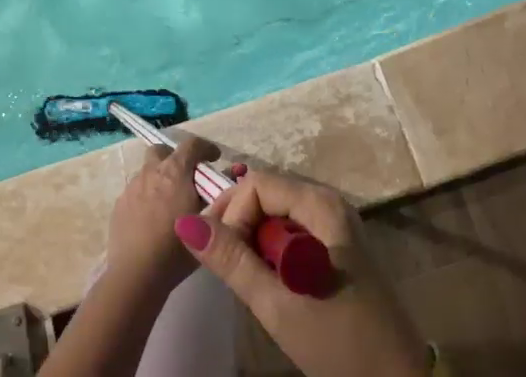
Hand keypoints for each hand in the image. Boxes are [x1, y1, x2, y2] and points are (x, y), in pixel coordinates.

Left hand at [105, 134, 218, 300]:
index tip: (214, 158)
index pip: (192, 144)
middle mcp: (151, 172)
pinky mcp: (119, 205)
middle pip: (162, 150)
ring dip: (160, 179)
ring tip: (169, 204)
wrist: (136, 275)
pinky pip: (136, 191)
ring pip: (147, 172)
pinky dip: (147, 197)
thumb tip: (223, 189)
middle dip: (175, 157)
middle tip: (186, 178)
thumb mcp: (208, 227)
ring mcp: (131, 187)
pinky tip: (152, 220)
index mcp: (174, 172)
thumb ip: (219, 202)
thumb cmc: (176, 250)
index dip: (206, 147)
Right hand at [174, 167, 429, 376]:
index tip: (221, 256)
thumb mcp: (277, 305)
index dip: (232, 213)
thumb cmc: (339, 342)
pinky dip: (273, 251)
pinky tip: (270, 282)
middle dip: (239, 225)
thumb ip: (232, 261)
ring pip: (277, 214)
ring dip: (254, 241)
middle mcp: (330, 204)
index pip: (257, 183)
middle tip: (227, 269)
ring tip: (246, 279)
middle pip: (267, 193)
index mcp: (322, 207)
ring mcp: (337, 225)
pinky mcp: (338, 247)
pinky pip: (293, 231)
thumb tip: (186, 221)